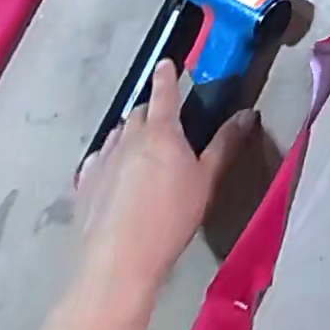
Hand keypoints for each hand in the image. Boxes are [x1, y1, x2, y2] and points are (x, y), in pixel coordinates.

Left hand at [71, 60, 254, 298]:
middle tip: (165, 119)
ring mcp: (101, 162)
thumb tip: (247, 114)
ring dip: (130, 131)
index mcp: (161, 131)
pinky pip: (97, 158)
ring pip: (116, 133)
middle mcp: (128, 139)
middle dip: (151, 109)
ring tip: (142, 145)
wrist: (116, 265)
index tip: (166, 63)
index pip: (164, 93)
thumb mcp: (206, 180)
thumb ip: (225, 143)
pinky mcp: (83, 187)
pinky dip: (109, 155)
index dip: (166, 76)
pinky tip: (114, 171)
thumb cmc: (170, 218)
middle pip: (138, 112)